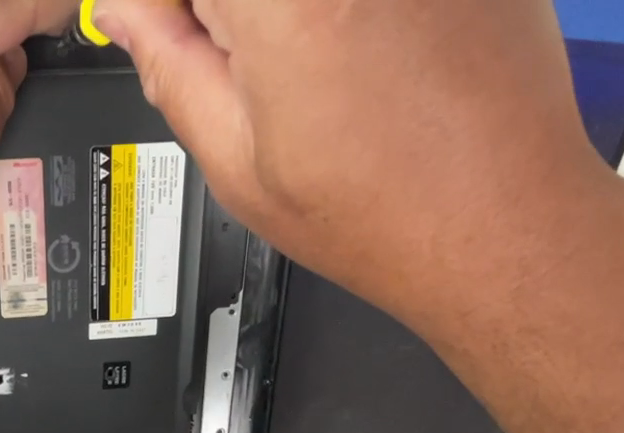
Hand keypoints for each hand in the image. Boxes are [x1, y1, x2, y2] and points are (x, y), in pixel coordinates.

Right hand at [91, 0, 623, 331]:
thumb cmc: (379, 212)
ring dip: (278, 21)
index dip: (165, 6)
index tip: (160, 26)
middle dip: (220, 13)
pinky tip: (348, 49)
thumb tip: (127, 12)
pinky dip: (339, 17)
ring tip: (302, 66)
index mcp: (279, 2)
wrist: (496, 220)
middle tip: (225, 50)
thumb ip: (171, 70)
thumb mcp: (239, 165)